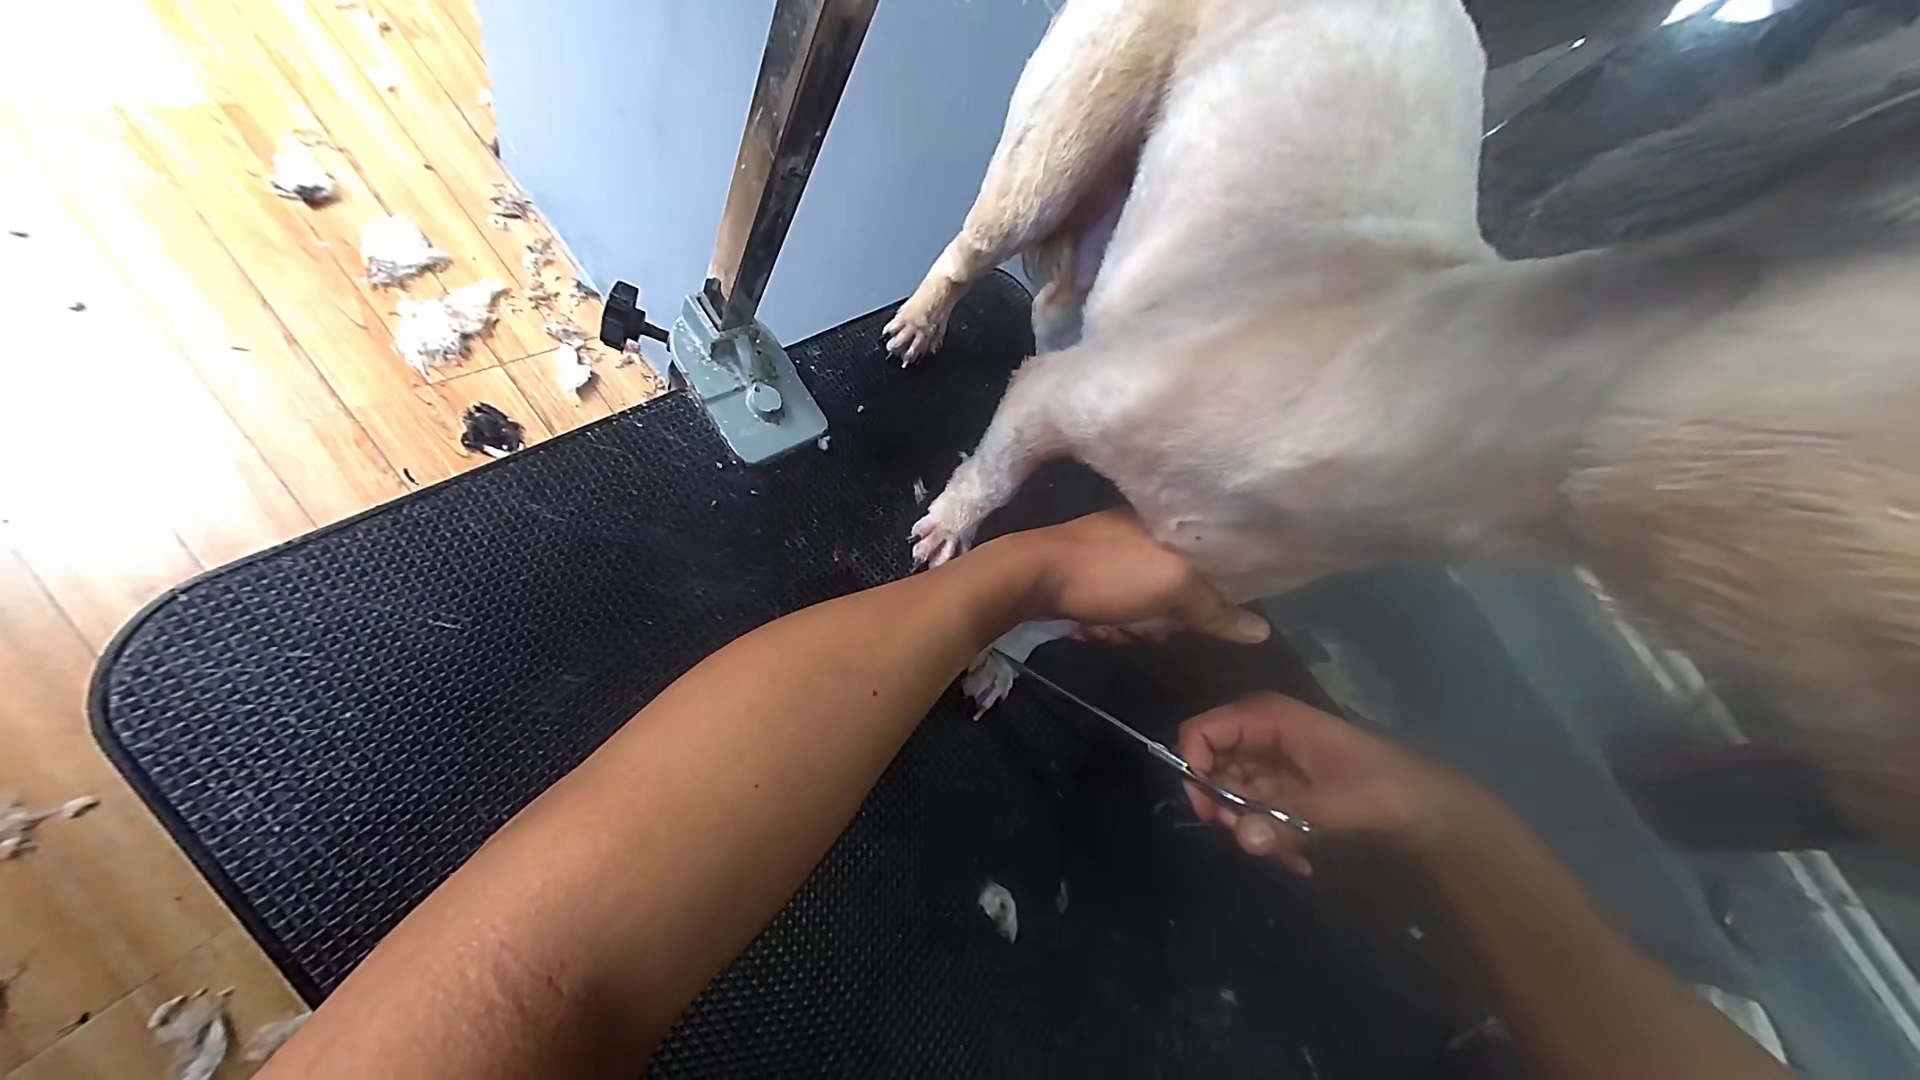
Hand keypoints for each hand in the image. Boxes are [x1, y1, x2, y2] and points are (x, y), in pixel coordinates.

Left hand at [983, 511, 1270, 644]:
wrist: (1030, 576)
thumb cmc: (1106, 573)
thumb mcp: (1171, 584)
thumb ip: (1214, 606)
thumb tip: (1261, 631)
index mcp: (1165, 521)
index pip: (1212, 555)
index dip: (1217, 591)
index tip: (1208, 617)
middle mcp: (1140, 531)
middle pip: (1180, 584)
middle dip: (1170, 616)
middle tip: (1154, 627)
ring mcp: (1110, 550)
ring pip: (1148, 599)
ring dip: (1139, 623)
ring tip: (1121, 630)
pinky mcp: (1087, 572)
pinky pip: (1119, 602)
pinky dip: (1115, 620)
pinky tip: (1102, 628)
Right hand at [1178, 694, 1485, 874]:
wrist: (1432, 810)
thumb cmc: (1384, 790)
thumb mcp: (1334, 804)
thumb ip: (1283, 820)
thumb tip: (1242, 838)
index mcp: (1265, 717)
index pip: (1200, 731)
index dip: (1193, 766)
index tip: (1209, 809)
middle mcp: (1257, 731)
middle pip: (1209, 764)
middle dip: (1224, 807)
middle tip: (1250, 837)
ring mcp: (1266, 758)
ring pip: (1229, 791)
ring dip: (1249, 826)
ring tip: (1287, 853)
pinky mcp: (1277, 783)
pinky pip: (1251, 807)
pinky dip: (1266, 833)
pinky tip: (1298, 854)